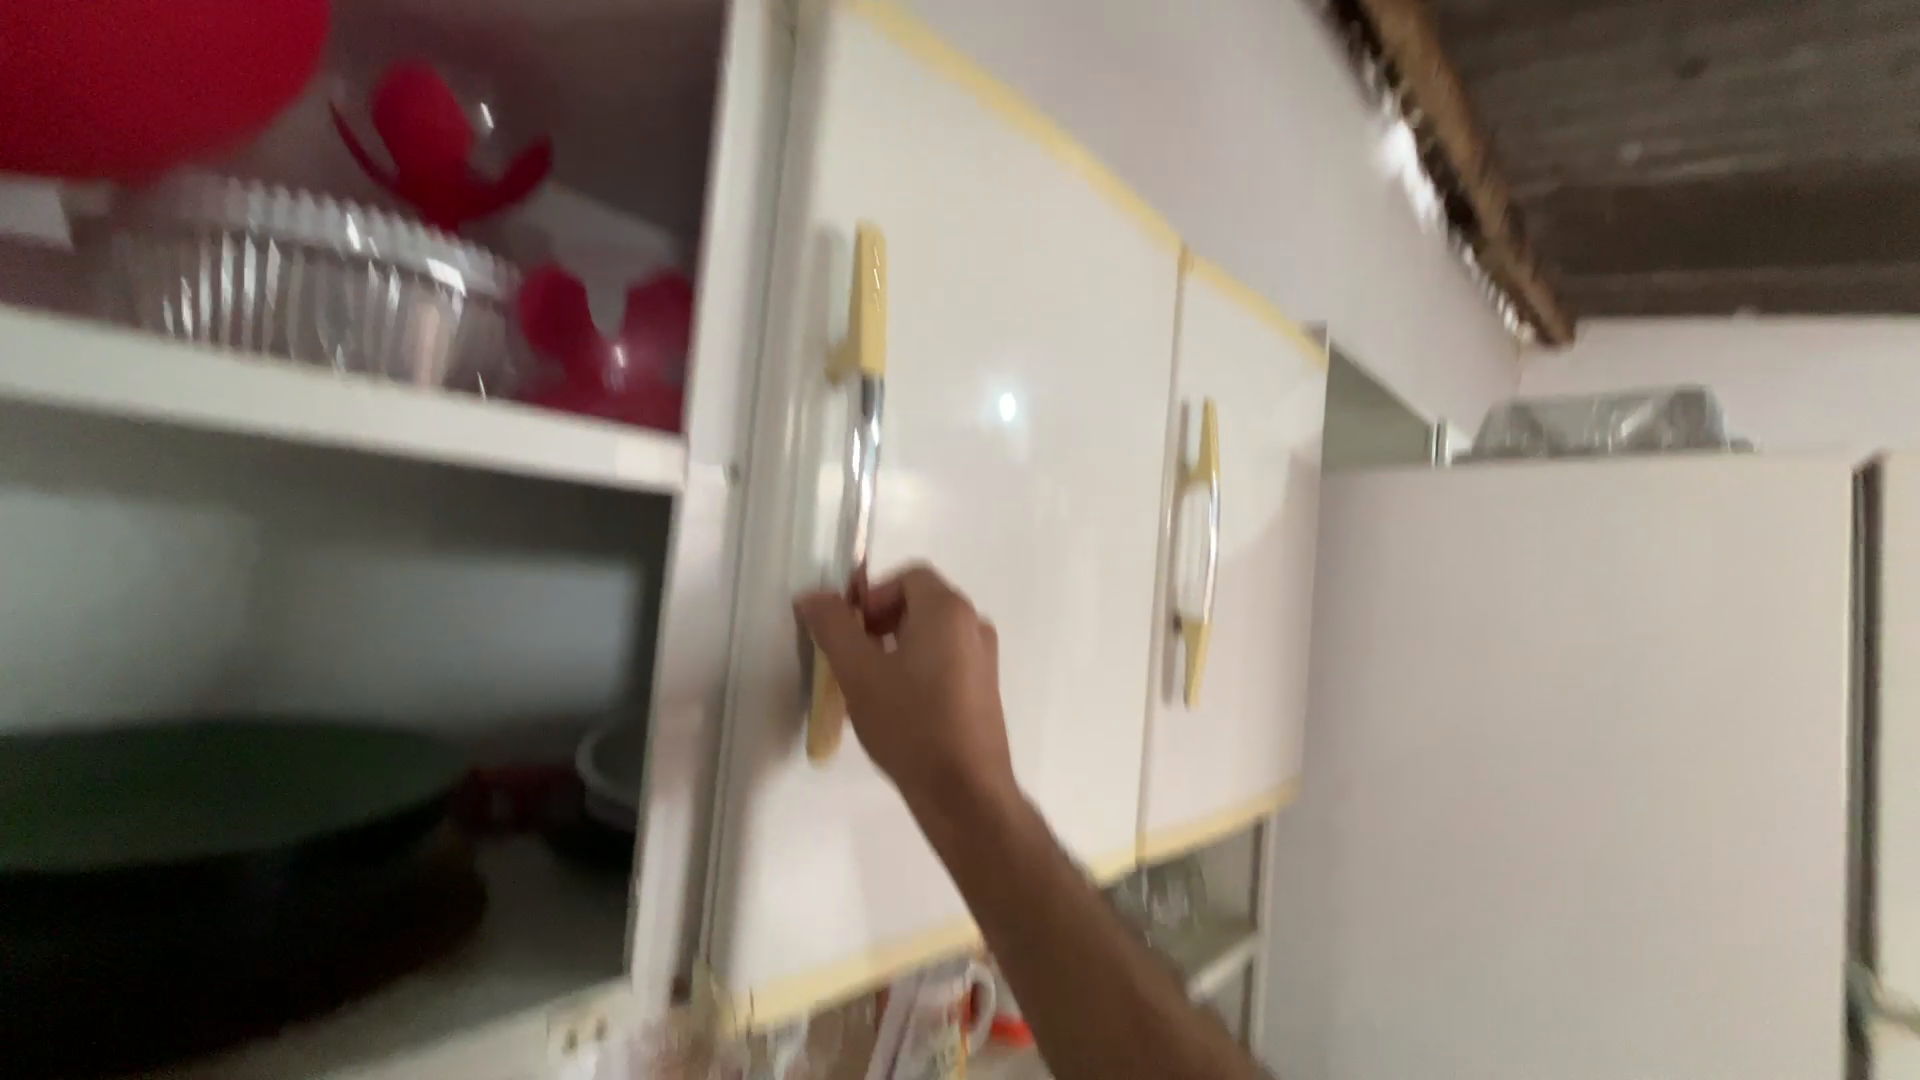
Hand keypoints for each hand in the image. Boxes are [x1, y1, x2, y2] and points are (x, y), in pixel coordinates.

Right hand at [794, 564, 1016, 819]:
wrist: (964, 792)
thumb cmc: (910, 724)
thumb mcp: (858, 674)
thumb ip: (833, 627)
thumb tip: (813, 596)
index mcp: (948, 610)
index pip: (907, 577)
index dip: (871, 595)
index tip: (847, 630)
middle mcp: (973, 625)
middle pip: (919, 603)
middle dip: (879, 622)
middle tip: (852, 657)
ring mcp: (984, 659)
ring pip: (930, 635)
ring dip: (894, 647)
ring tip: (867, 686)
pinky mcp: (984, 689)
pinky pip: (945, 660)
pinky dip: (916, 668)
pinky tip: (895, 707)